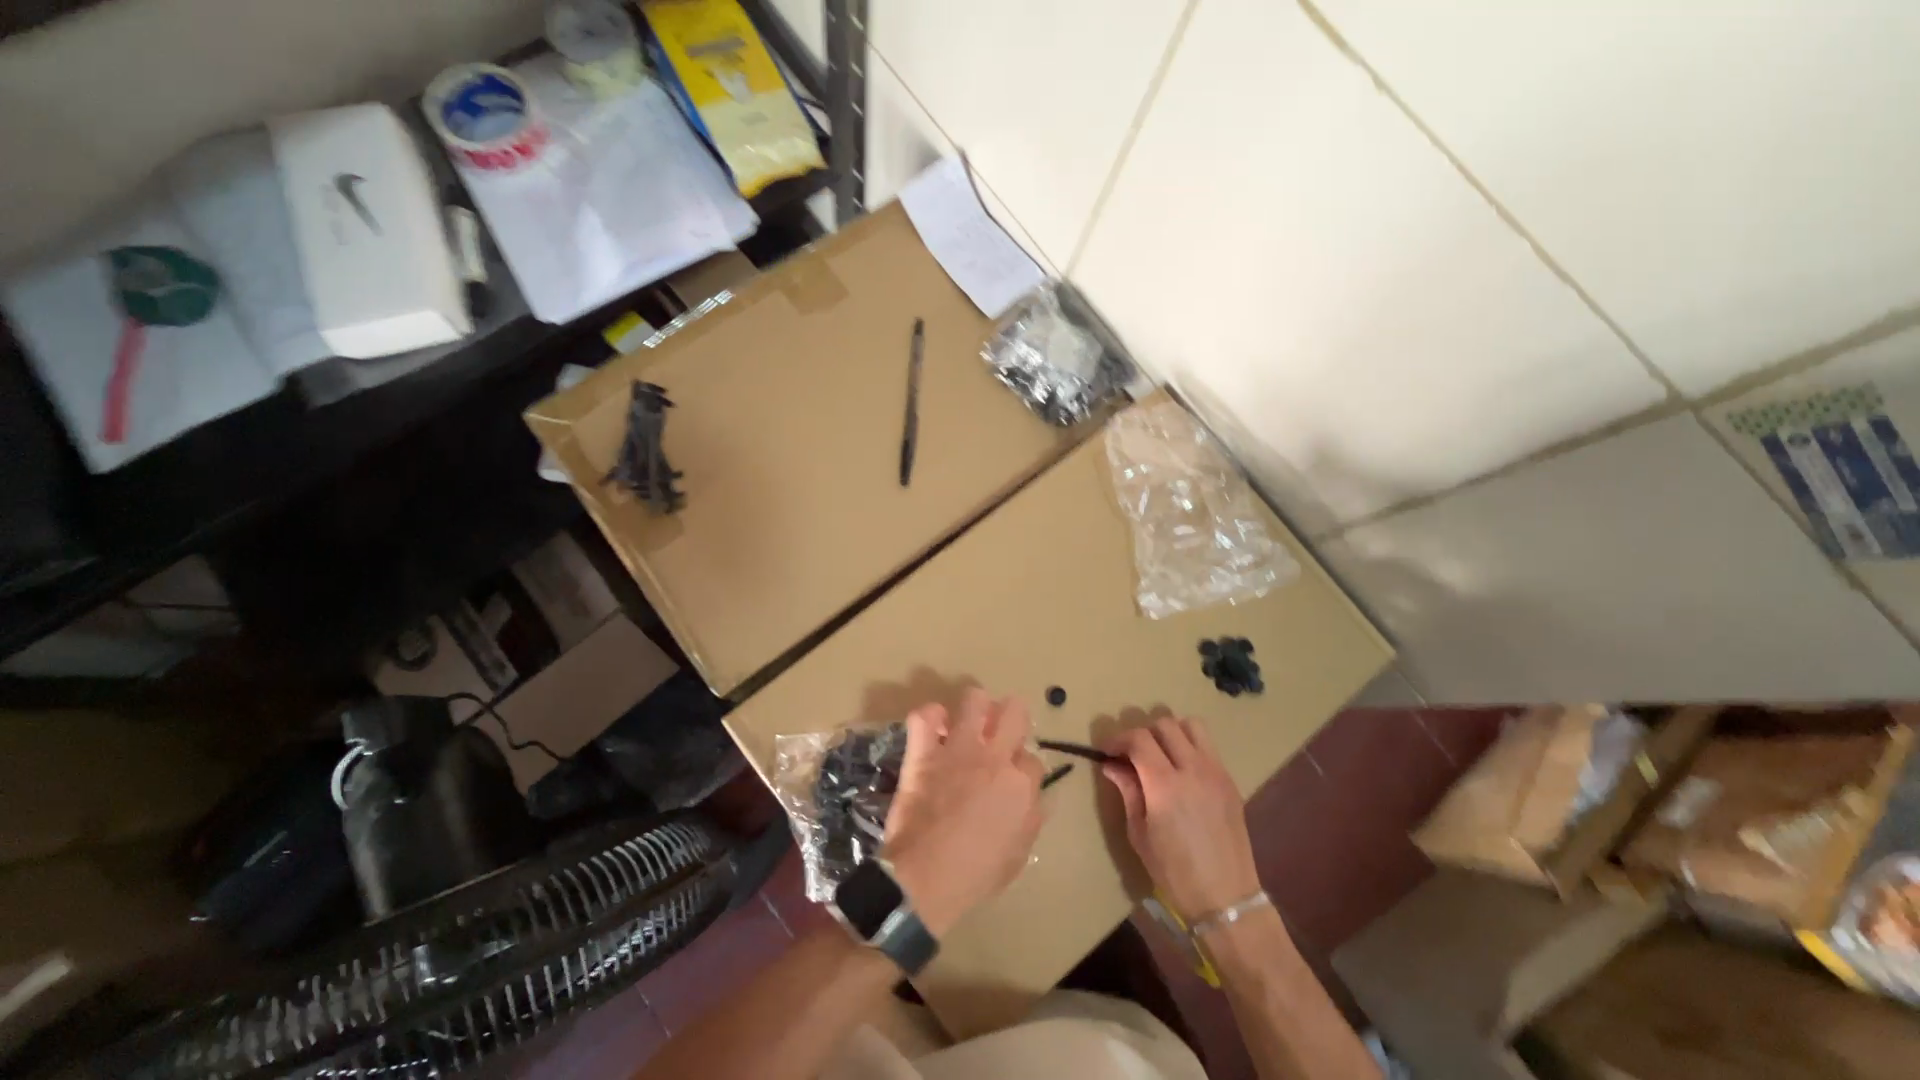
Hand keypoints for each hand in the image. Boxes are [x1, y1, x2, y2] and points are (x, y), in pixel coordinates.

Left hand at [882, 689, 1045, 936]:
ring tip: (967, 724)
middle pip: (1015, 710)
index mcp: (1022, 784)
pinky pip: (925, 716)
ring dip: (974, 708)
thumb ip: (1032, 819)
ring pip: (975, 699)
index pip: (1034, 758)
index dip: (1024, 766)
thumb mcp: (1019, 854)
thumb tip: (1039, 797)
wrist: (926, 877)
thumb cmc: (976, 874)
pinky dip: (929, 717)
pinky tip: (933, 730)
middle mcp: (995, 757)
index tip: (1014, 776)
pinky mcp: (924, 752)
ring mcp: (958, 749)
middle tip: (998, 734)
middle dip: (1011, 716)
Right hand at [1100, 717, 1261, 921]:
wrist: (1225, 896)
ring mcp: (1217, 772)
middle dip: (1142, 734)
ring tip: (1159, 754)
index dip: (1118, 739)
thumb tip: (1112, 766)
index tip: (1107, 751)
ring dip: (1171, 732)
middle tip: (1131, 755)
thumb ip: (1128, 791)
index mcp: (1165, 785)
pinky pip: (1208, 747)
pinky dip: (1190, 746)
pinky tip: (1181, 771)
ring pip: (1192, 725)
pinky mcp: (1230, 780)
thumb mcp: (1140, 834)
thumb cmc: (1174, 871)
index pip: (1139, 739)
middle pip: (1165, 725)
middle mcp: (1194, 769)